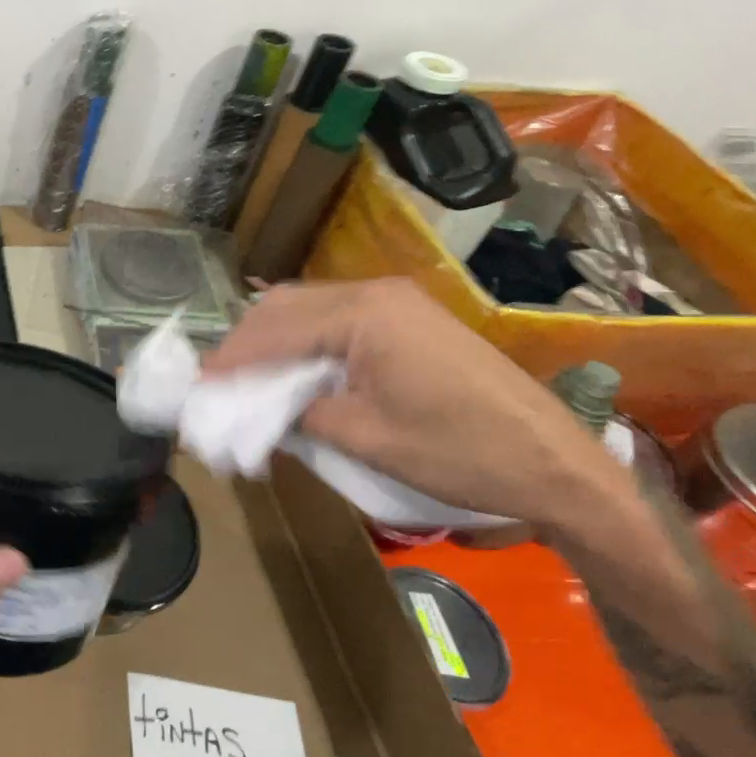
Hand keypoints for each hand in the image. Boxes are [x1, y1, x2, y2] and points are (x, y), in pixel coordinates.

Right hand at [204, 279, 628, 534]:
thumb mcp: (364, 438)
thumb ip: (296, 412)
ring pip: (310, 307)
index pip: (273, 330)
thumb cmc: (460, 452)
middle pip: (285, 306)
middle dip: (246, 343)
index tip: (195, 384)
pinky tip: (295, 368)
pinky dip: (306, 340)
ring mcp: (399, 301)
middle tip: (217, 382)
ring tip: (248, 378)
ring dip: (274, 339)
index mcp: (364, 313)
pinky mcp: (413, 318)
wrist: (560, 465)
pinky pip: (338, 317)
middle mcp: (377, 292)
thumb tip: (251, 407)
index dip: (229, 358)